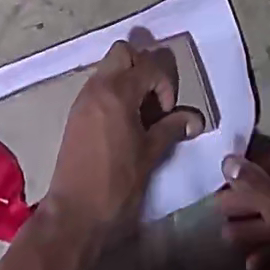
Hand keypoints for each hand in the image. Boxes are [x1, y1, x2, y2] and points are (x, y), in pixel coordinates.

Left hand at [43, 40, 203, 233]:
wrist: (73, 216)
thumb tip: (196, 120)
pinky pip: (99, 87)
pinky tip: (125, 123)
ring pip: (109, 68)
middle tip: (153, 98)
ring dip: (129, 80)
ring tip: (141, 113)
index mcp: (116, 93)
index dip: (165, 85)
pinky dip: (115, 93)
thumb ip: (172, 128)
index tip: (166, 113)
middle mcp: (97, 88)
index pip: (149, 66)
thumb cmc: (115, 183)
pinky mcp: (75, 116)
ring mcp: (83, 101)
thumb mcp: (150, 153)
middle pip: (123, 52)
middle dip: (144, 67)